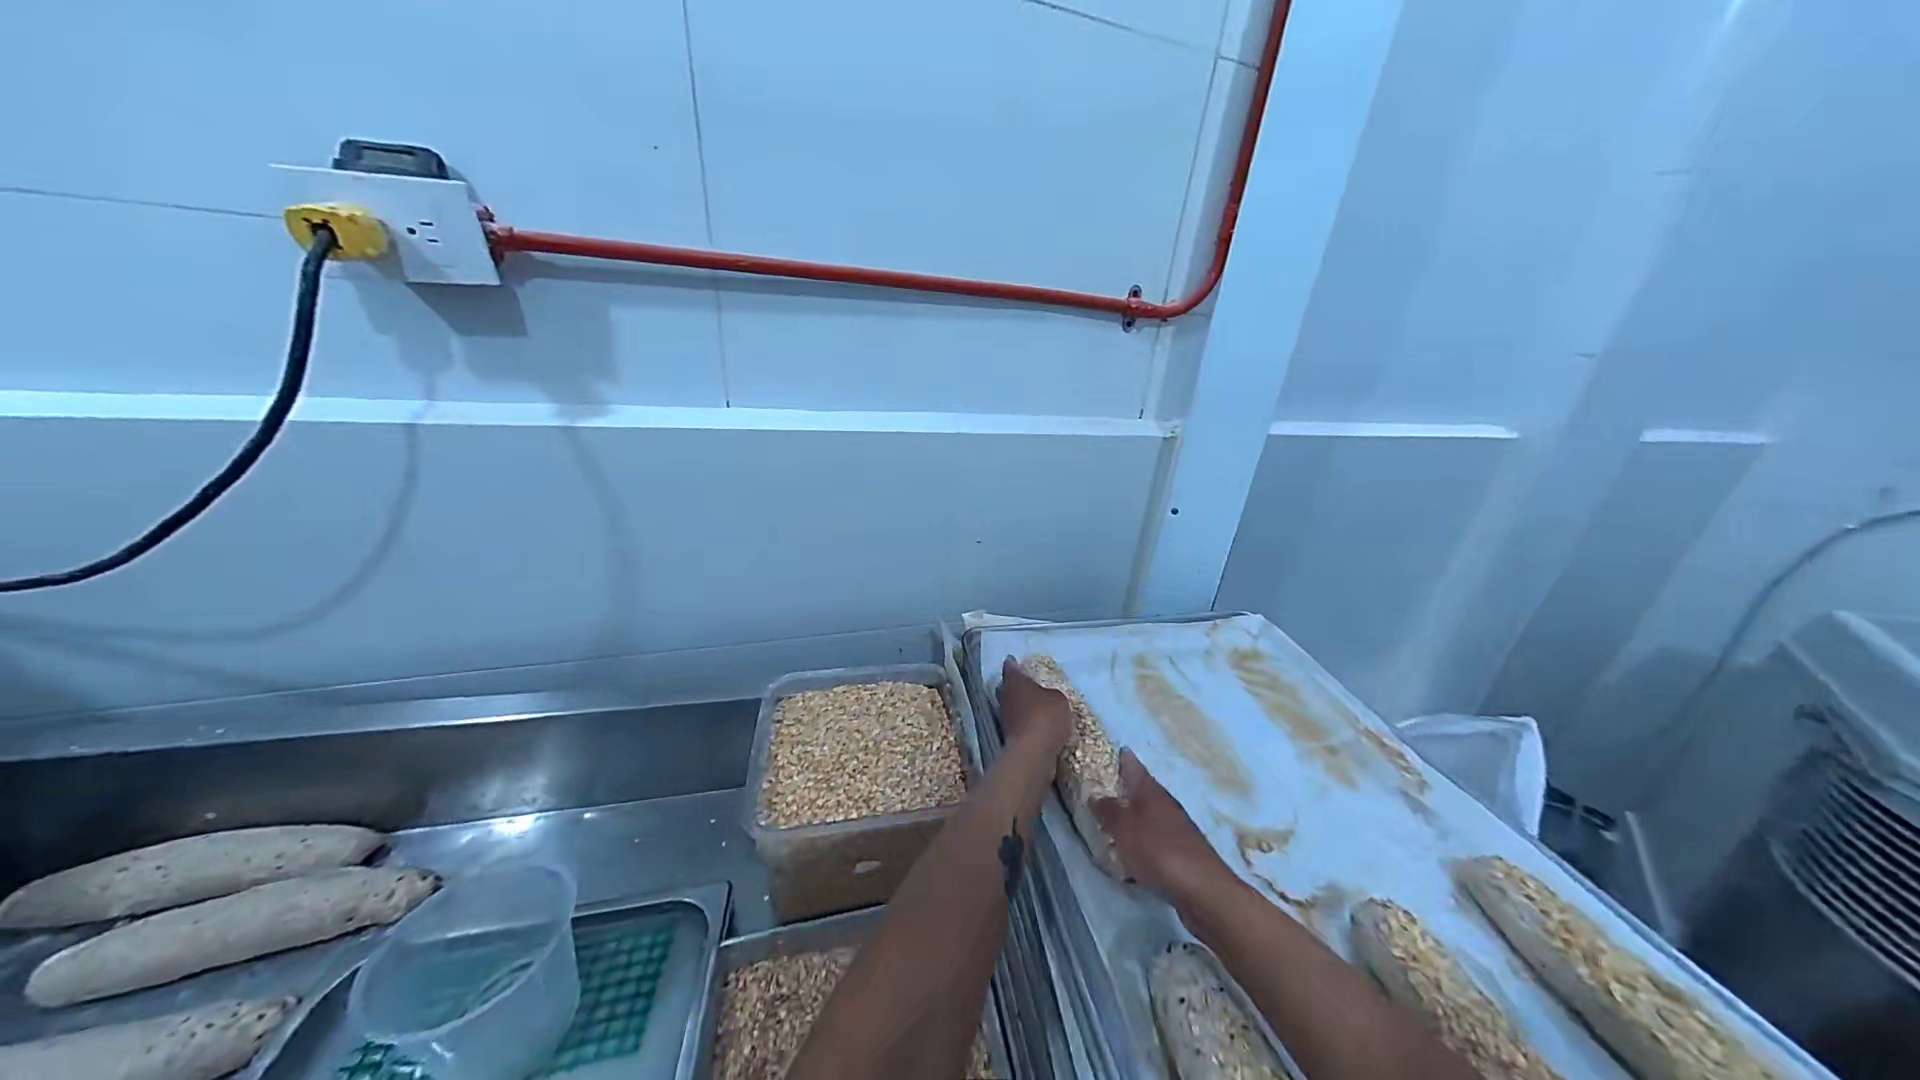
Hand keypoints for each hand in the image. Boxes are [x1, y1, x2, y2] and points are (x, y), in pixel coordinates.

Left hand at [998, 658, 1072, 755]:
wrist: (1033, 752)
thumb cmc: (1045, 716)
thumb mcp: (1059, 699)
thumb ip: (1051, 694)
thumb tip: (1047, 697)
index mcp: (1015, 681)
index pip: (1010, 668)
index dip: (1013, 664)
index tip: (1013, 660)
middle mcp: (1005, 696)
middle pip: (1006, 687)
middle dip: (1013, 685)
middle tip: (1024, 683)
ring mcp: (1004, 717)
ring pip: (1010, 705)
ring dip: (1019, 705)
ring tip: (1032, 704)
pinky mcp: (1008, 736)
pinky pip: (1017, 722)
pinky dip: (1024, 721)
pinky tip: (1035, 724)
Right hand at [1093, 750, 1235, 905]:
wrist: (1203, 890)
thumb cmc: (1158, 851)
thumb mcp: (1124, 828)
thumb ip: (1108, 811)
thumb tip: (1096, 795)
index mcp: (1150, 791)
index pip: (1133, 765)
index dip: (1120, 757)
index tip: (1105, 751)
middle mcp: (1165, 804)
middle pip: (1141, 790)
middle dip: (1122, 789)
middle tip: (1099, 790)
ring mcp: (1176, 828)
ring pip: (1148, 815)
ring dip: (1131, 817)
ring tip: (1109, 823)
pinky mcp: (1181, 852)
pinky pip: (1154, 839)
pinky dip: (1140, 841)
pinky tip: (1130, 854)